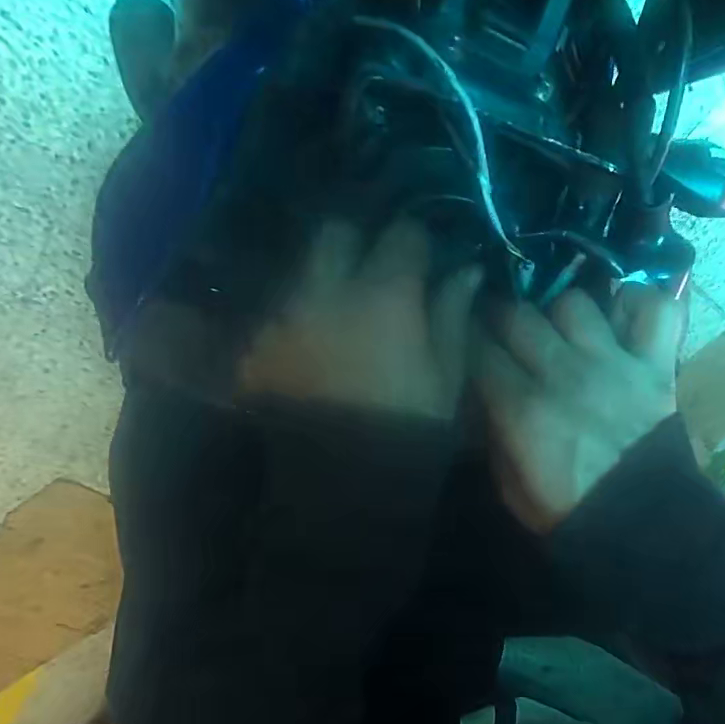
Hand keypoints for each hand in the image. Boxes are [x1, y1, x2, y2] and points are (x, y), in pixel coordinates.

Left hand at [238, 218, 482, 418]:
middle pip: (337, 231)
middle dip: (360, 241)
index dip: (419, 241)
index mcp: (385, 296)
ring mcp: (284, 318)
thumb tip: (467, 269)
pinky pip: (279, 310)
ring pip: (302, 267)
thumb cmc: (411, 432)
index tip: (427, 258)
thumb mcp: (448, 375)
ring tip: (344, 305)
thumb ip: (454, 312)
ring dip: (326, 274)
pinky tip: (316, 341)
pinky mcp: (258, 348)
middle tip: (378, 268)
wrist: (343, 492)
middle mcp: (326, 292)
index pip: (403, 234)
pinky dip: (300, 313)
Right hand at [474, 284, 686, 531]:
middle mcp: (566, 375)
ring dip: (561, 315)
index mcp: (523, 409)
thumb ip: (491, 430)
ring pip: (574, 302)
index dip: (467, 337)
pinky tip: (621, 319)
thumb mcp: (509, 483)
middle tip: (507, 330)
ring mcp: (616, 365)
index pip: (478, 347)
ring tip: (563, 332)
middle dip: (502, 317)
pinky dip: (637, 303)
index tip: (469, 341)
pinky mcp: (657, 365)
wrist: (641, 527)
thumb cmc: (569, 509)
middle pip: (518, 314)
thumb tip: (480, 388)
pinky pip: (653, 308)